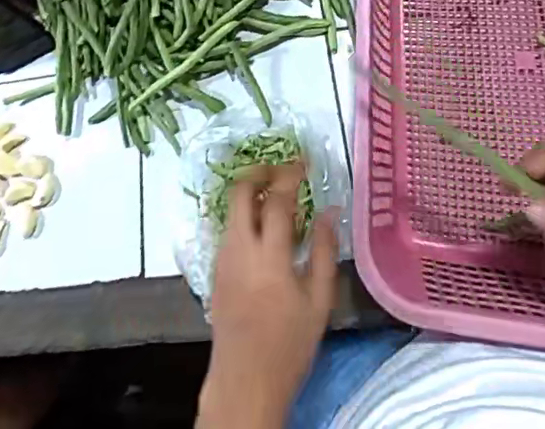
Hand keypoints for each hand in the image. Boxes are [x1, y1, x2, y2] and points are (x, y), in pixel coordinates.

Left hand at [198, 162, 340, 428]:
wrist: (244, 382)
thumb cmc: (288, 345)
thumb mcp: (319, 300)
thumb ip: (325, 250)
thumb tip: (330, 210)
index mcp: (269, 256)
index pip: (277, 199)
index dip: (290, 174)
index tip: (304, 161)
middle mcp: (240, 249)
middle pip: (241, 192)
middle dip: (260, 172)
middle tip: (283, 169)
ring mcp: (222, 258)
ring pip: (232, 209)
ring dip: (252, 192)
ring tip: (278, 195)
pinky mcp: (215, 270)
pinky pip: (229, 227)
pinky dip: (245, 213)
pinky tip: (264, 225)